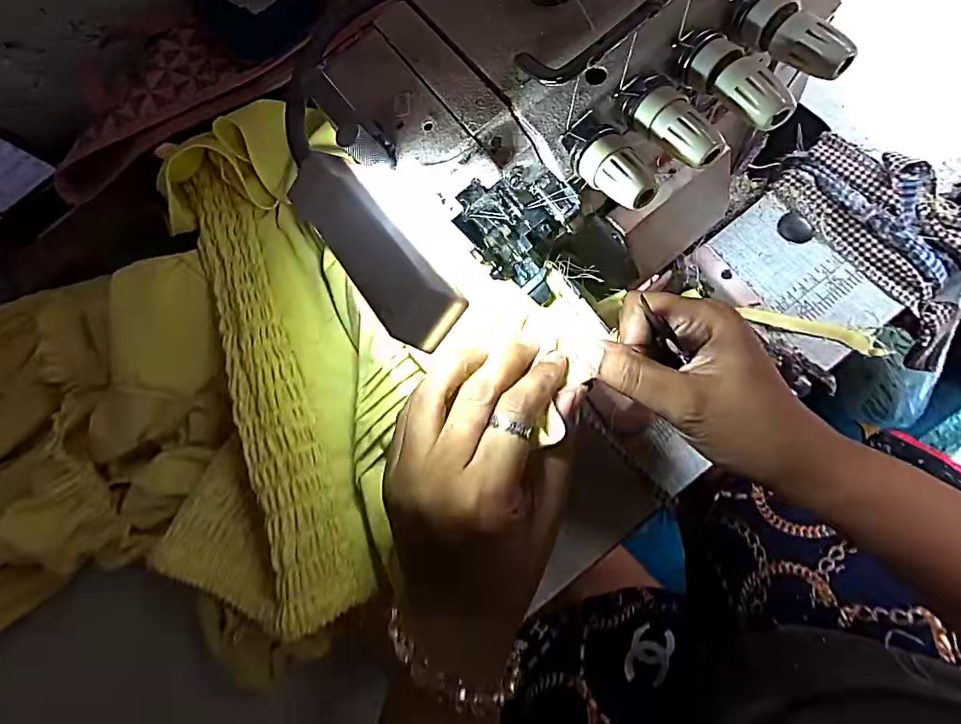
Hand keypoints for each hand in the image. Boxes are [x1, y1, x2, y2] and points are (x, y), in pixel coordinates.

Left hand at [385, 344, 578, 683]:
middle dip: (508, 359)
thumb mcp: (549, 515)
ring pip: (433, 391)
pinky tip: (460, 372)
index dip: (541, 379)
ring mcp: (406, 469)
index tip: (560, 360)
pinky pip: (411, 409)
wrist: (447, 618)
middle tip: (531, 342)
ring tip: (494, 348)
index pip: (514, 412)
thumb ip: (561, 447)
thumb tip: (571, 389)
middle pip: (474, 394)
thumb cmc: (510, 571)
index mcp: (483, 494)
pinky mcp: (390, 467)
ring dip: (465, 360)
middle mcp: (437, 474)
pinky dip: (436, 383)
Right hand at [595, 292, 846, 491]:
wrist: (794, 462)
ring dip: (644, 373)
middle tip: (642, 396)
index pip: (643, 305)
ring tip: (654, 404)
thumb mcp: (684, 403)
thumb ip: (634, 375)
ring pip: (653, 343)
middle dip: (635, 358)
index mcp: (707, 316)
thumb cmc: (748, 430)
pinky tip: (665, 403)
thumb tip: (591, 352)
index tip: (637, 376)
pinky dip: (657, 380)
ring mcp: (708, 341)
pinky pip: (667, 359)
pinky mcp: (707, 362)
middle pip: (645, 322)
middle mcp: (706, 320)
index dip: (630, 337)